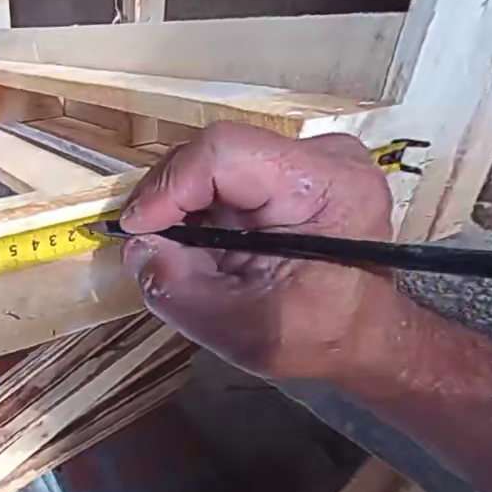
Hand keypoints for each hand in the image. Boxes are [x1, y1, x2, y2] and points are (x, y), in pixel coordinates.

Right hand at [118, 122, 407, 381]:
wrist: (357, 338)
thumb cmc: (312, 337)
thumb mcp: (233, 327)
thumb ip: (175, 286)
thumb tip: (135, 247)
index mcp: (326, 188)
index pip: (222, 153)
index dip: (166, 189)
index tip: (134, 232)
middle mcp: (322, 157)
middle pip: (211, 153)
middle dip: (165, 200)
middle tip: (144, 246)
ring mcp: (304, 158)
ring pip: (208, 162)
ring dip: (175, 207)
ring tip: (169, 249)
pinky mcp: (287, 169)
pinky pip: (217, 174)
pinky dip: (190, 208)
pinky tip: (191, 242)